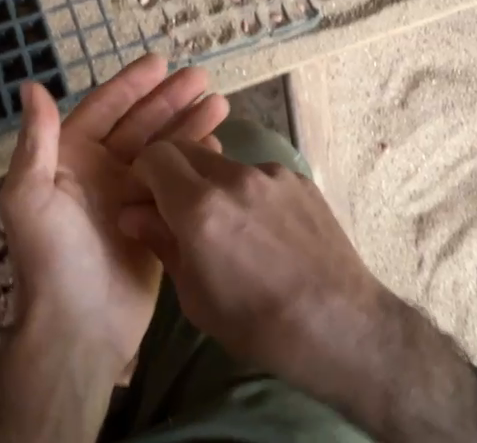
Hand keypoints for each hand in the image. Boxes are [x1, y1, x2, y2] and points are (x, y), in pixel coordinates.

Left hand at [0, 55, 228, 442]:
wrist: (79, 327)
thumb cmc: (52, 258)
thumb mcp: (30, 196)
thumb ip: (35, 141)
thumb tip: (31, 84)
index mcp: (69, 159)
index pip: (103, 110)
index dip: (131, 85)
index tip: (160, 62)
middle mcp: (99, 172)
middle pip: (139, 124)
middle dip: (169, 99)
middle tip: (202, 77)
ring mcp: (128, 196)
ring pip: (162, 150)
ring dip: (187, 124)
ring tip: (220, 101)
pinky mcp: (153, 222)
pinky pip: (176, 182)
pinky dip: (194, 162)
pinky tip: (219, 145)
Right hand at [120, 141, 476, 442]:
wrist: (343, 327)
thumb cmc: (257, 325)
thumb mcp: (195, 295)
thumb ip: (161, 243)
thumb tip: (133, 214)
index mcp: (199, 207)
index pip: (153, 156)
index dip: (142, 174)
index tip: (146, 199)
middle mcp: (232, 177)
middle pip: (185, 149)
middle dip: (173, 171)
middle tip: (178, 208)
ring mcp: (270, 174)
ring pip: (223, 161)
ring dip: (211, 183)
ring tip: (229, 225)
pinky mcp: (298, 179)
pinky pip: (258, 174)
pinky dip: (247, 192)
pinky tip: (264, 230)